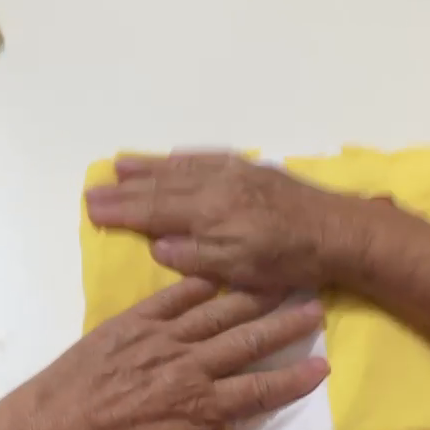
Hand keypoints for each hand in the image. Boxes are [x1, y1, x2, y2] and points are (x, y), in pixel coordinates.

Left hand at [0, 278, 329, 429]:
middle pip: (248, 343)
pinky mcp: (133, 323)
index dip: (294, 379)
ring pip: (217, 314)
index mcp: (203, 404)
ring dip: (251, 300)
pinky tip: (215, 275)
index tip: (322, 365)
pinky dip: (195, 286)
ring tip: (278, 284)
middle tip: (315, 308)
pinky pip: (172, 299)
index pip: (261, 389)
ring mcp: (162, 339)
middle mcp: (191, 365)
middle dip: (285, 327)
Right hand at [84, 154, 362, 290]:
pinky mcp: (251, 170)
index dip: (121, 210)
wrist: (337, 232)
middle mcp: (215, 185)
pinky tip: (172, 159)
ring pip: (180, 168)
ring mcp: (234, 173)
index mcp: (208, 213)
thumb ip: (195, 256)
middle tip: (94, 188)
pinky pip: (207, 159)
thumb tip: (158, 244)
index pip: (153, 210)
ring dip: (148, 167)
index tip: (92, 209)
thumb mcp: (239, 270)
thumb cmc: (286, 260)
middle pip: (160, 185)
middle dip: (124, 188)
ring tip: (119, 165)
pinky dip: (183, 159)